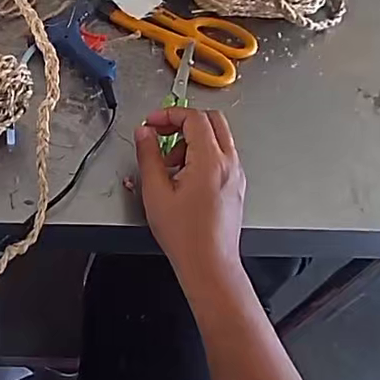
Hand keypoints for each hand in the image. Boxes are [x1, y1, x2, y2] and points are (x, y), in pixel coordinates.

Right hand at [134, 107, 245, 277]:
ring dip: (191, 139)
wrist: (209, 264)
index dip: (168, 114)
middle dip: (183, 121)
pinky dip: (201, 154)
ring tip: (168, 162)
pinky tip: (182, 176)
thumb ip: (148, 156)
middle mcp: (228, 164)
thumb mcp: (155, 192)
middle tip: (161, 132)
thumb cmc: (185, 235)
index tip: (151, 122)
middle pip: (211, 120)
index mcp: (210, 161)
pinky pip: (220, 156)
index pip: (193, 118)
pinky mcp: (235, 185)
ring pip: (217, 137)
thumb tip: (145, 133)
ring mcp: (235, 175)